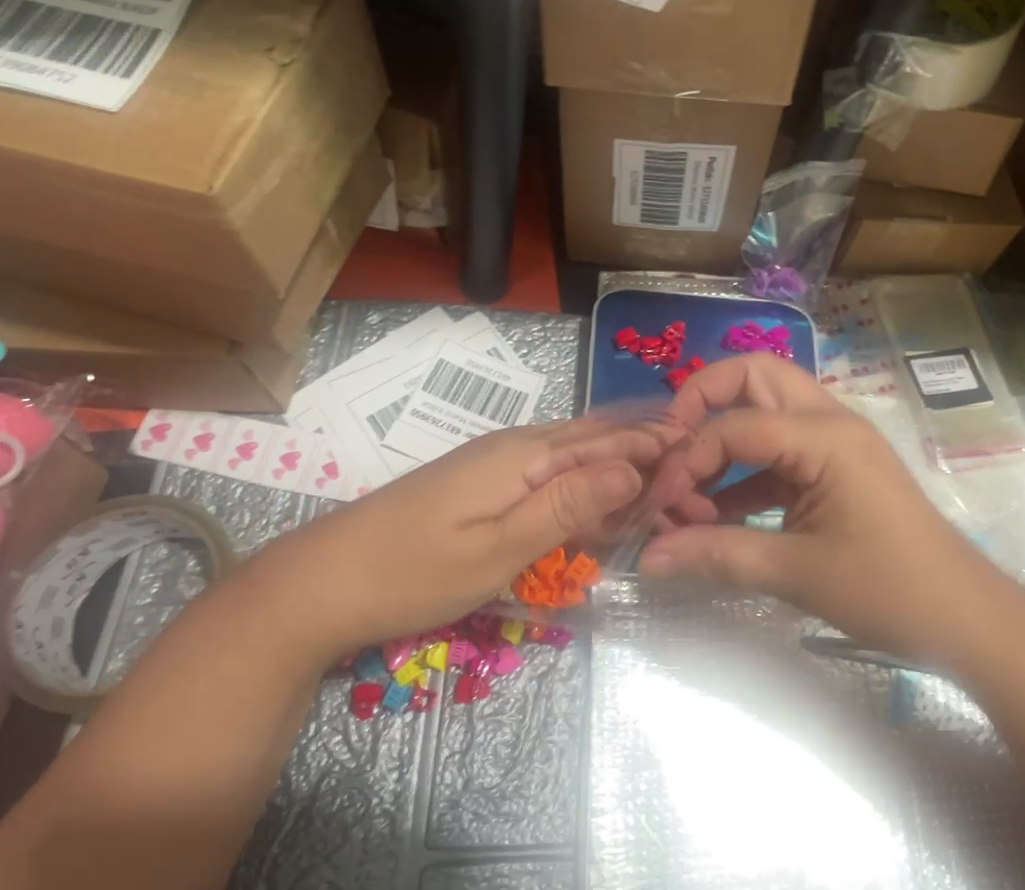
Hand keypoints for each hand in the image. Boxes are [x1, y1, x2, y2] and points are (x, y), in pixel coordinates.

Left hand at [245, 418, 672, 662]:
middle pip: (596, 444)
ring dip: (620, 477)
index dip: (659, 454)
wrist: (321, 583)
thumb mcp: (497, 548)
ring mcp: (494, 466)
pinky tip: (600, 509)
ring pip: (574, 460)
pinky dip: (584, 491)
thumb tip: (634, 467)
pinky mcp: (481, 488)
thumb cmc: (412, 572)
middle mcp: (514, 447)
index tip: (704, 474)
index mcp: (524, 455)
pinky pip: (549, 478)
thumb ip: (565, 505)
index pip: (610, 442)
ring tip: (663, 500)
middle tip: (695, 492)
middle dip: (649, 463)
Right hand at [638, 354, 1010, 665]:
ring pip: (766, 411)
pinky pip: (779, 452)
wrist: (966, 618)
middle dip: (702, 403)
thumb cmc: (890, 590)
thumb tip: (648, 557)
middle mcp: (830, 422)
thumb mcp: (797, 573)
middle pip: (754, 377)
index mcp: (825, 435)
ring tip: (688, 496)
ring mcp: (836, 444)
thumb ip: (717, 554)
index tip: (659, 505)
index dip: (688, 459)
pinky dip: (744, 474)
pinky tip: (716, 516)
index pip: (734, 424)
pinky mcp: (836, 471)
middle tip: (669, 451)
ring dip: (723, 441)